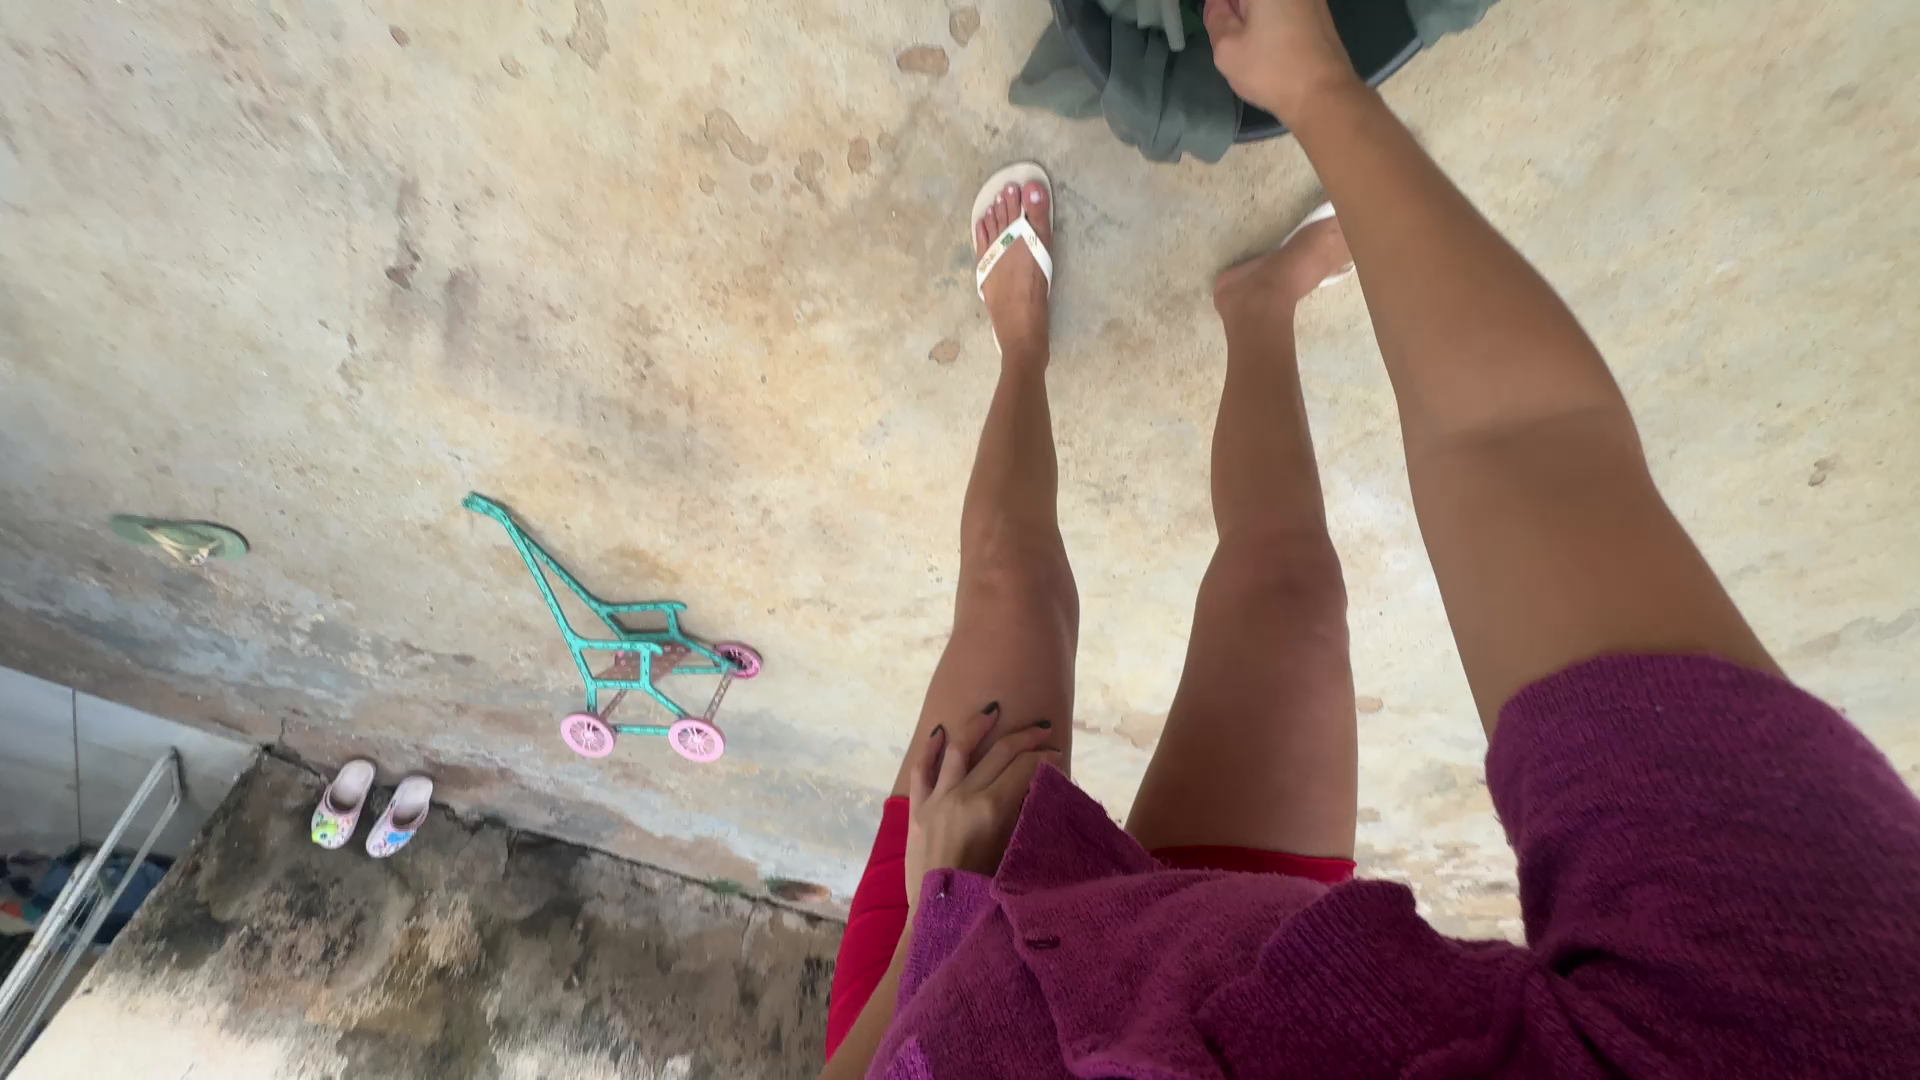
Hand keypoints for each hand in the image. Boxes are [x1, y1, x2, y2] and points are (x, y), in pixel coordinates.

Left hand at [904, 704, 1057, 906]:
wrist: (936, 920)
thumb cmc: (982, 895)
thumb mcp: (1013, 855)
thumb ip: (1024, 818)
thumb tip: (1039, 789)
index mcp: (990, 809)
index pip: (1023, 768)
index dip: (1044, 758)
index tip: (1056, 755)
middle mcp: (963, 796)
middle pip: (999, 753)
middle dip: (1025, 739)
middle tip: (1043, 731)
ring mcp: (938, 799)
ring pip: (960, 749)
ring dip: (979, 726)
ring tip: (994, 710)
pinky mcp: (917, 809)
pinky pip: (922, 770)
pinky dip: (931, 748)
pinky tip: (940, 731)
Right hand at [1204, 0, 1360, 123]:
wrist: (1320, 90)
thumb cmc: (1269, 70)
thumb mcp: (1227, 49)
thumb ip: (1216, 18)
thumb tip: (1216, 3)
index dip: (1222, 8)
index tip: (1220, 25)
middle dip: (1238, 10)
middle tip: (1234, 36)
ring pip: (1268, 4)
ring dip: (1254, 16)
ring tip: (1255, 44)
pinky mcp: (1318, 7)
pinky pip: (1285, 8)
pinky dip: (1273, 20)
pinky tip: (1273, 45)